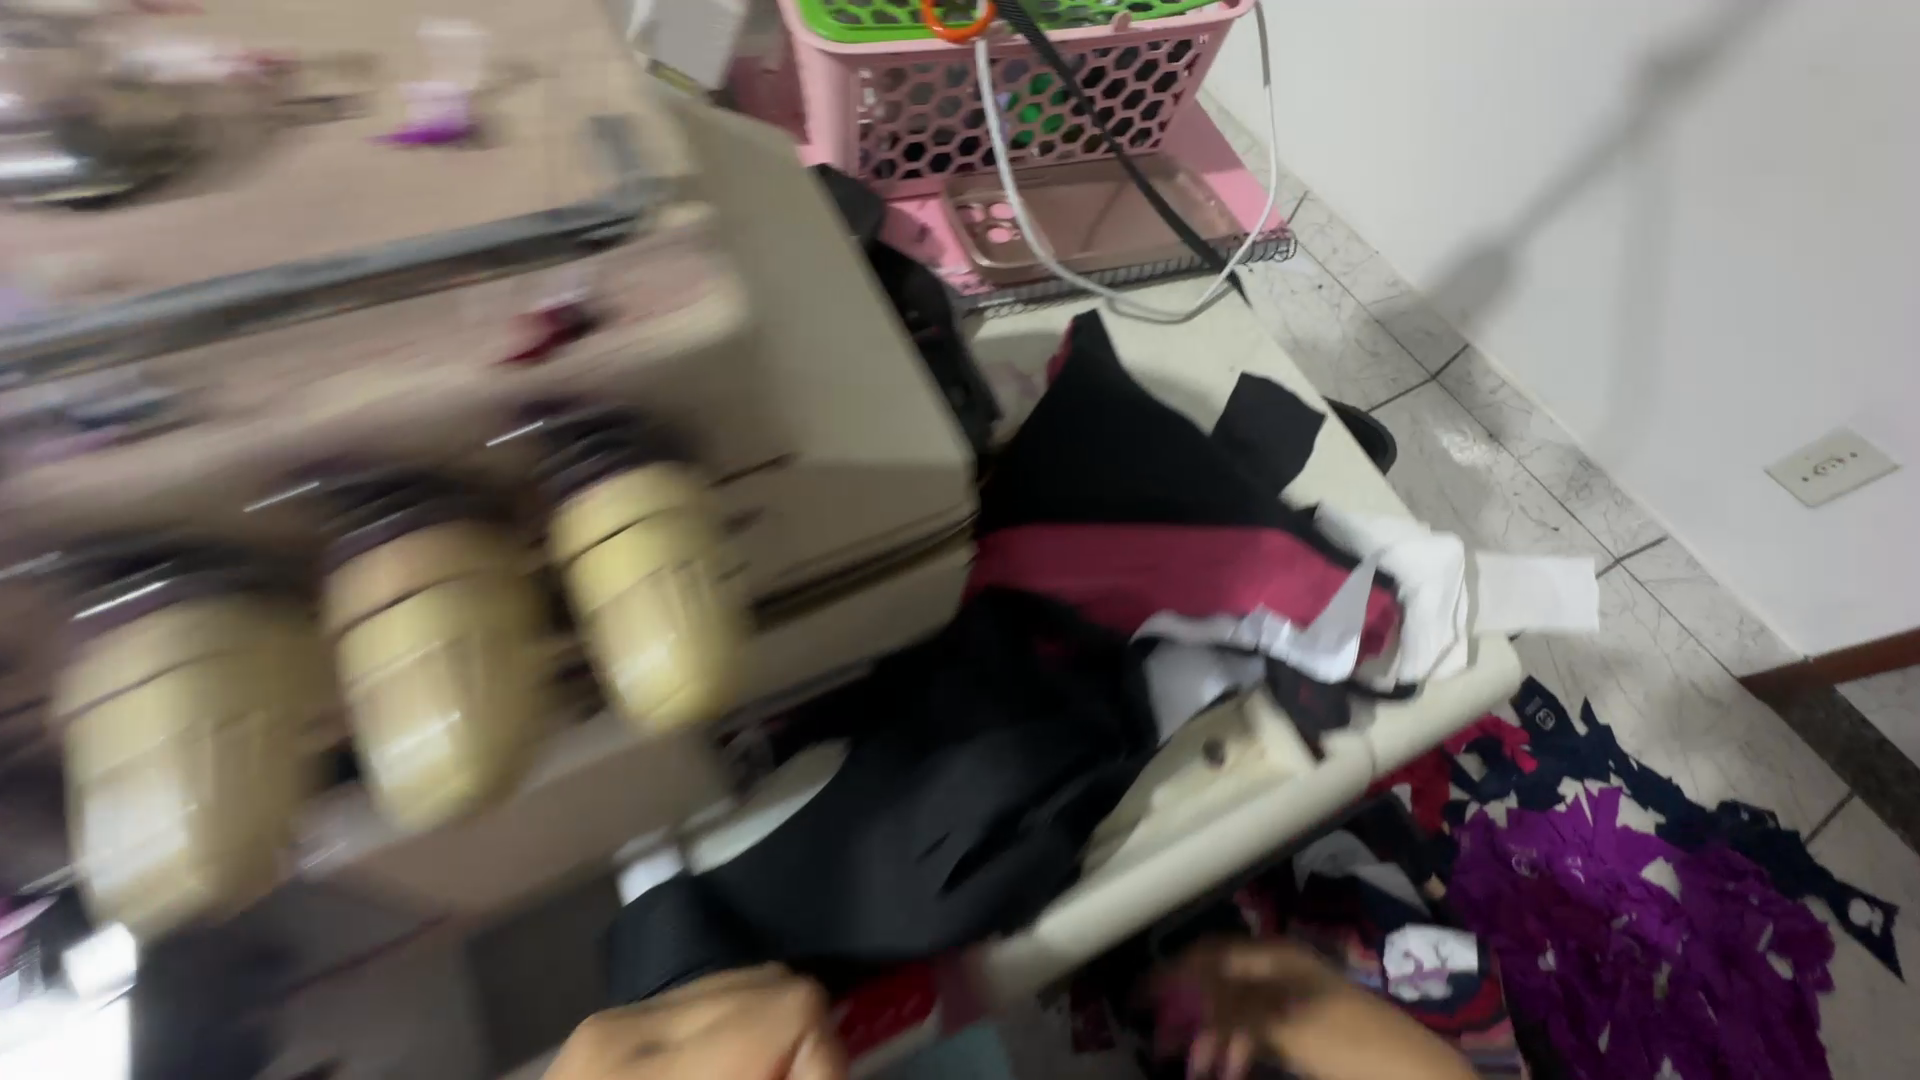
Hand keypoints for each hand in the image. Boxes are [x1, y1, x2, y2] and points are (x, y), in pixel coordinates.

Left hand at [545, 966, 846, 1079]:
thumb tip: (827, 1068)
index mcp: (650, 1075)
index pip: (792, 1008)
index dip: (824, 1064)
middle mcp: (629, 1026)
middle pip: (777, 986)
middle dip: (801, 1053)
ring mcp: (615, 1018)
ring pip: (749, 982)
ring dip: (769, 1040)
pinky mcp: (612, 1023)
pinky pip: (711, 996)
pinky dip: (737, 1035)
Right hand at [1158, 939, 1348, 1079]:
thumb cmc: (1355, 1046)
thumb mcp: (1290, 1027)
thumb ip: (1234, 1007)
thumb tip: (1184, 989)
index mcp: (1275, 958)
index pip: (1209, 954)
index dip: (1174, 972)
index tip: (1143, 997)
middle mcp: (1278, 970)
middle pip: (1218, 983)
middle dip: (1190, 1012)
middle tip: (1165, 1045)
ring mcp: (1291, 1000)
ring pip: (1234, 1012)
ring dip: (1213, 1037)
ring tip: (1198, 1069)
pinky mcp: (1302, 1030)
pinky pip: (1255, 1033)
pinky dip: (1237, 1050)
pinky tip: (1228, 1071)